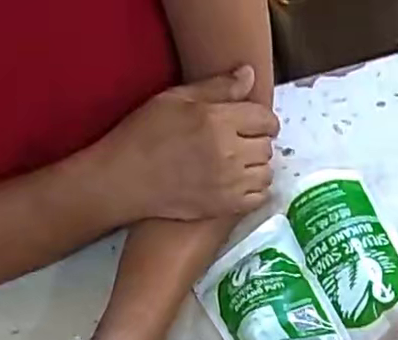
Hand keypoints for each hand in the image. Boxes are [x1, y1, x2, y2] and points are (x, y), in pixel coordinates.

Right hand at [95, 65, 277, 221]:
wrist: (130, 178)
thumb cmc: (147, 133)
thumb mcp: (177, 98)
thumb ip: (217, 88)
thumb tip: (249, 75)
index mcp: (218, 120)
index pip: (264, 119)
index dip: (264, 120)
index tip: (257, 123)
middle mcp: (229, 152)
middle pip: (266, 147)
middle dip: (259, 142)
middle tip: (243, 143)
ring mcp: (230, 183)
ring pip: (266, 173)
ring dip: (258, 167)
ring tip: (242, 164)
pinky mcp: (227, 206)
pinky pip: (259, 198)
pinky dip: (256, 191)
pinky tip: (241, 184)